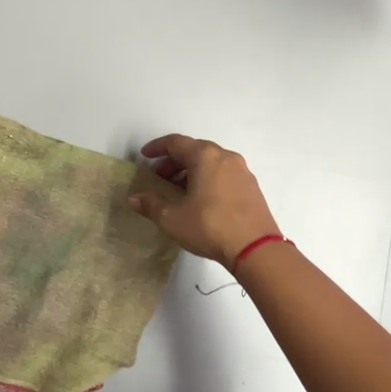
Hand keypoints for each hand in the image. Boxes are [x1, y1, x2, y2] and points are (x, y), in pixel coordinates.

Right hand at [128, 134, 280, 268]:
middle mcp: (225, 157)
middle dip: (174, 161)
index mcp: (205, 157)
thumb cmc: (210, 226)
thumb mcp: (173, 218)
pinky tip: (201, 198)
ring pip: (211, 162)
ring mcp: (242, 171)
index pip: (175, 142)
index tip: (144, 156)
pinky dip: (208, 178)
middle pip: (194, 150)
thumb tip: (134, 198)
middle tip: (159, 176)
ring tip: (178, 189)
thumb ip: (151, 205)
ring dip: (191, 170)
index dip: (157, 147)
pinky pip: (223, 173)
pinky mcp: (251, 186)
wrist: (256, 248)